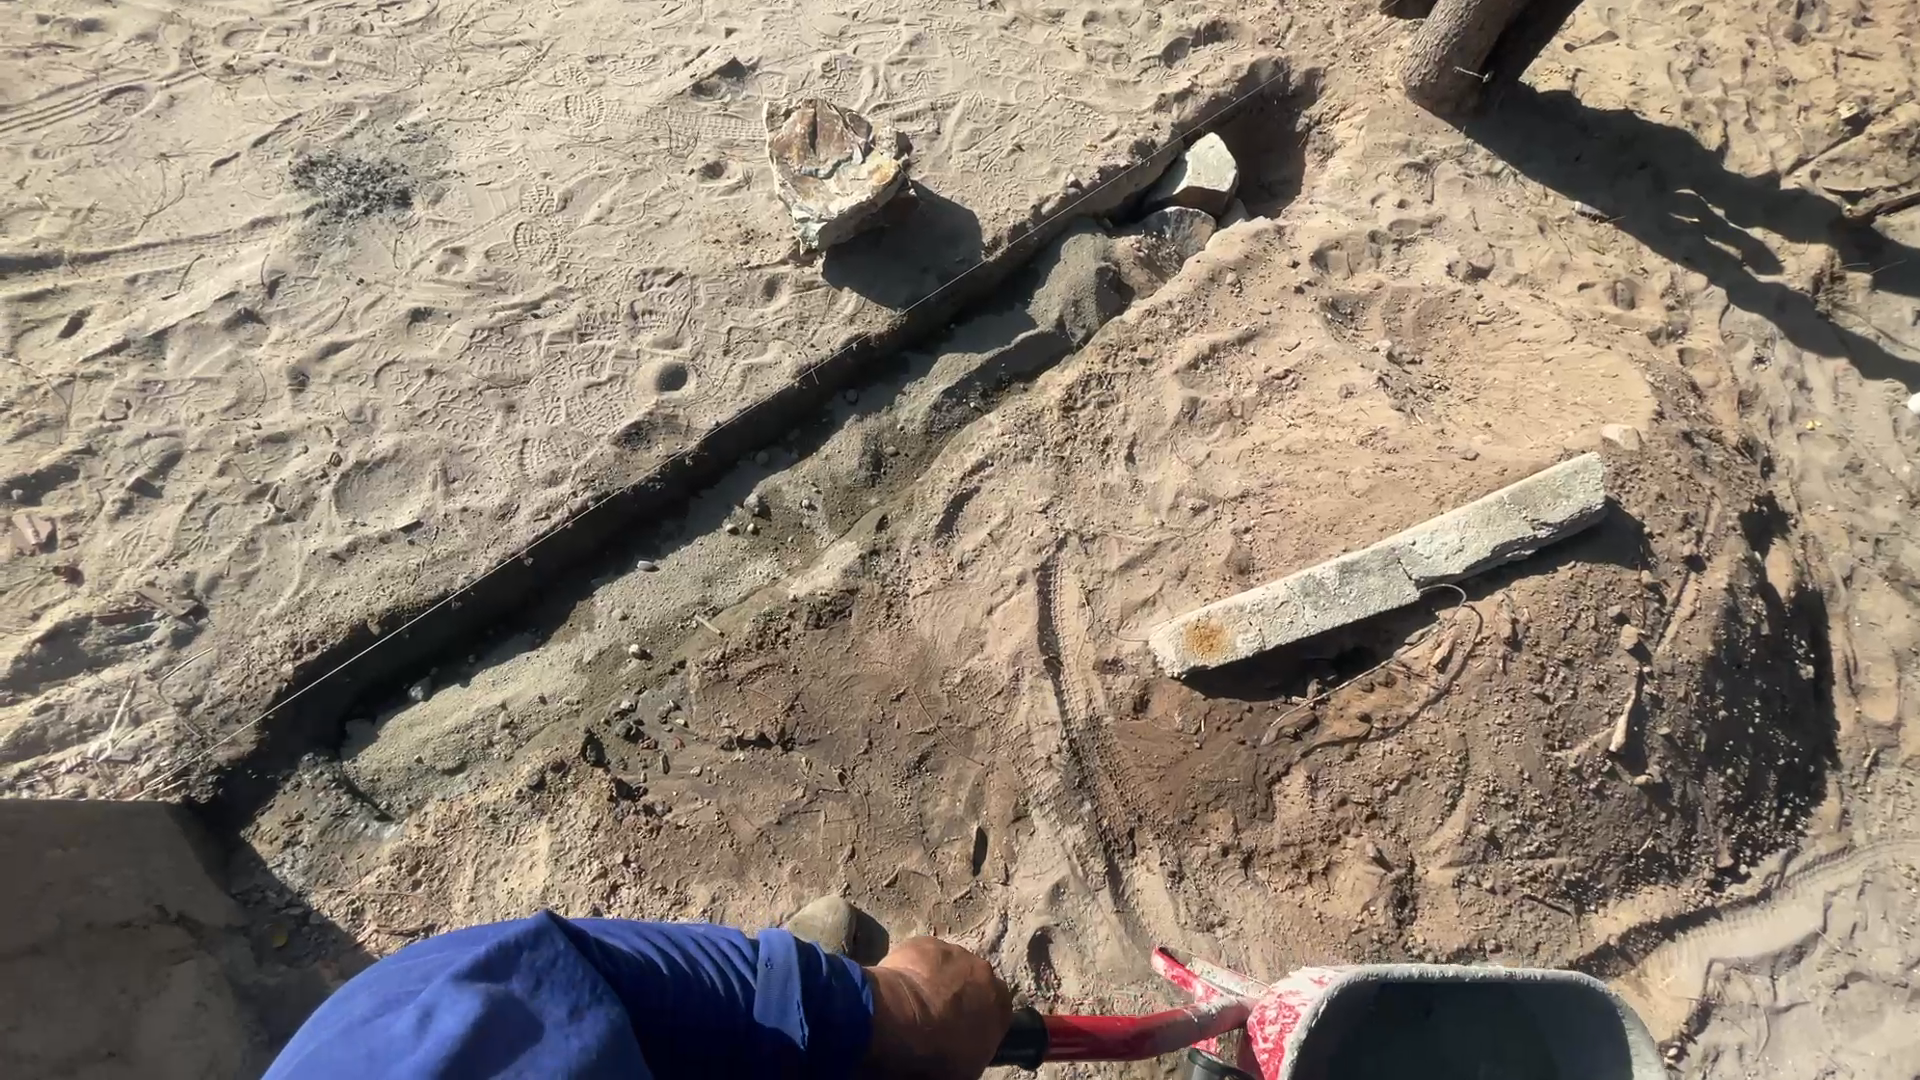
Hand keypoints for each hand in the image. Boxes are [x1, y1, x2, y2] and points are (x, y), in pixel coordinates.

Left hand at [862, 936, 1012, 1078]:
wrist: (902, 1021)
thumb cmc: (938, 1052)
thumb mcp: (969, 1066)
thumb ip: (978, 1047)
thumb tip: (969, 1048)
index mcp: (999, 1002)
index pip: (998, 1006)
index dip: (980, 1016)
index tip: (965, 1027)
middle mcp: (982, 971)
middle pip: (974, 979)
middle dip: (961, 992)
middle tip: (940, 1013)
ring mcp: (953, 952)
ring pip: (948, 964)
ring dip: (938, 978)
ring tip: (917, 1000)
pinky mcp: (925, 943)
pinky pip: (923, 955)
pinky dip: (915, 967)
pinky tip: (903, 985)